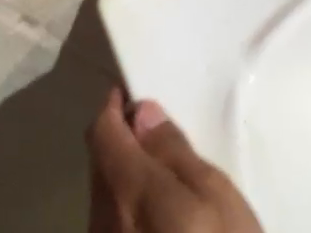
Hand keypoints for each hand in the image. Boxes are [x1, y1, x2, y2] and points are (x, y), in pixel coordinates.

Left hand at [87, 88, 263, 232]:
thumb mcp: (213, 194)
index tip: (133, 90)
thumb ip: (174, 152)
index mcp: (127, 190)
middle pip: (98, 166)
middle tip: (158, 124)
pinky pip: (110, 222)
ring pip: (103, 195)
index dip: (113, 107)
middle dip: (120, 138)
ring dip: (125, 171)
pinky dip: (129, 201)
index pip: (101, 134)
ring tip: (166, 165)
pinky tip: (161, 207)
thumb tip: (142, 114)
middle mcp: (101, 220)